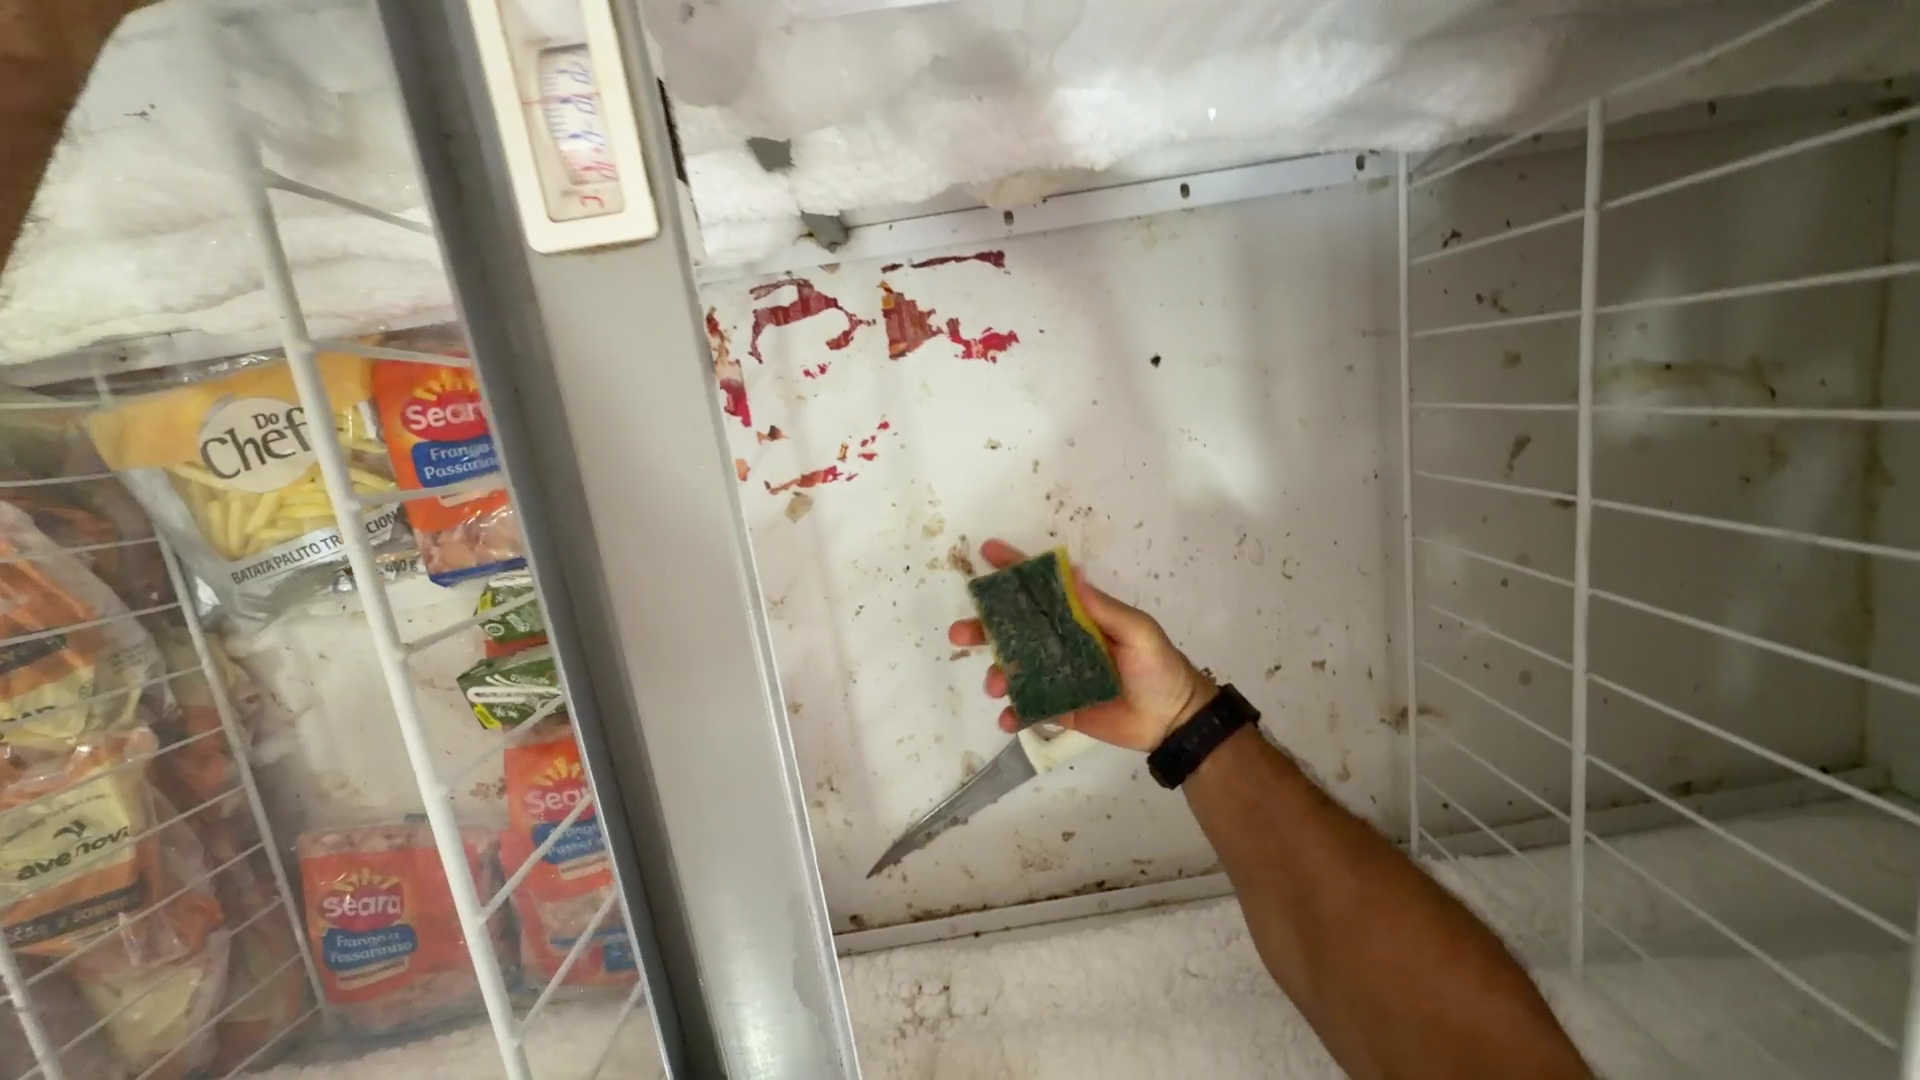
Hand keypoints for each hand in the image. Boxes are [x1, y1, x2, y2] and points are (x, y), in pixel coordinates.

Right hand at [947, 539, 1216, 751]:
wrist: (1174, 719)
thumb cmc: (1158, 666)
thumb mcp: (1138, 631)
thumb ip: (1103, 607)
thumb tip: (1071, 572)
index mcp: (1077, 617)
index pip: (1042, 589)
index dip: (1014, 569)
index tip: (987, 552)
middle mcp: (1059, 643)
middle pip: (1013, 630)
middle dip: (983, 628)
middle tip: (959, 633)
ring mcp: (1056, 677)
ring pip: (1014, 670)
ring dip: (997, 674)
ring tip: (996, 686)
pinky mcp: (1058, 709)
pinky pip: (1028, 709)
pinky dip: (1014, 715)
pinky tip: (1009, 719)